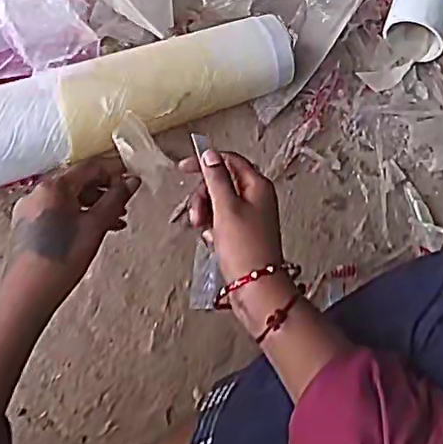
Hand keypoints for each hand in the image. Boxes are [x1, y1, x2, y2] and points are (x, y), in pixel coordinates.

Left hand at [5, 159, 135, 307]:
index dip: (114, 173)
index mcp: (54, 186)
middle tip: (123, 207)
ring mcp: (29, 210)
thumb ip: (116, 199)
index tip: (130, 186)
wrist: (27, 295)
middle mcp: (38, 192)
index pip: (90, 167)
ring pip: (68, 198)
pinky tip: (90, 232)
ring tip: (112, 223)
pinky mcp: (26, 227)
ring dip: (92, 206)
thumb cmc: (63, 257)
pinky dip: (76, 216)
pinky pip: (57, 212)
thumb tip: (133, 180)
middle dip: (103, 192)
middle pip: (78, 182)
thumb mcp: (96, 226)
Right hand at [177, 148, 283, 281]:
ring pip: (220, 201)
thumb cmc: (243, 247)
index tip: (184, 168)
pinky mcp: (245, 232)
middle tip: (197, 214)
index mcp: (257, 185)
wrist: (257, 288)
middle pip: (223, 182)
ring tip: (202, 230)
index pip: (230, 161)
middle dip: (204, 195)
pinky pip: (222, 220)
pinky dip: (213, 226)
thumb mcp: (225, 208)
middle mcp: (257, 196)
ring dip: (206, 212)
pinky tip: (211, 239)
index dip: (207, 161)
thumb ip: (217, 179)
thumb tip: (210, 155)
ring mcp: (251, 215)